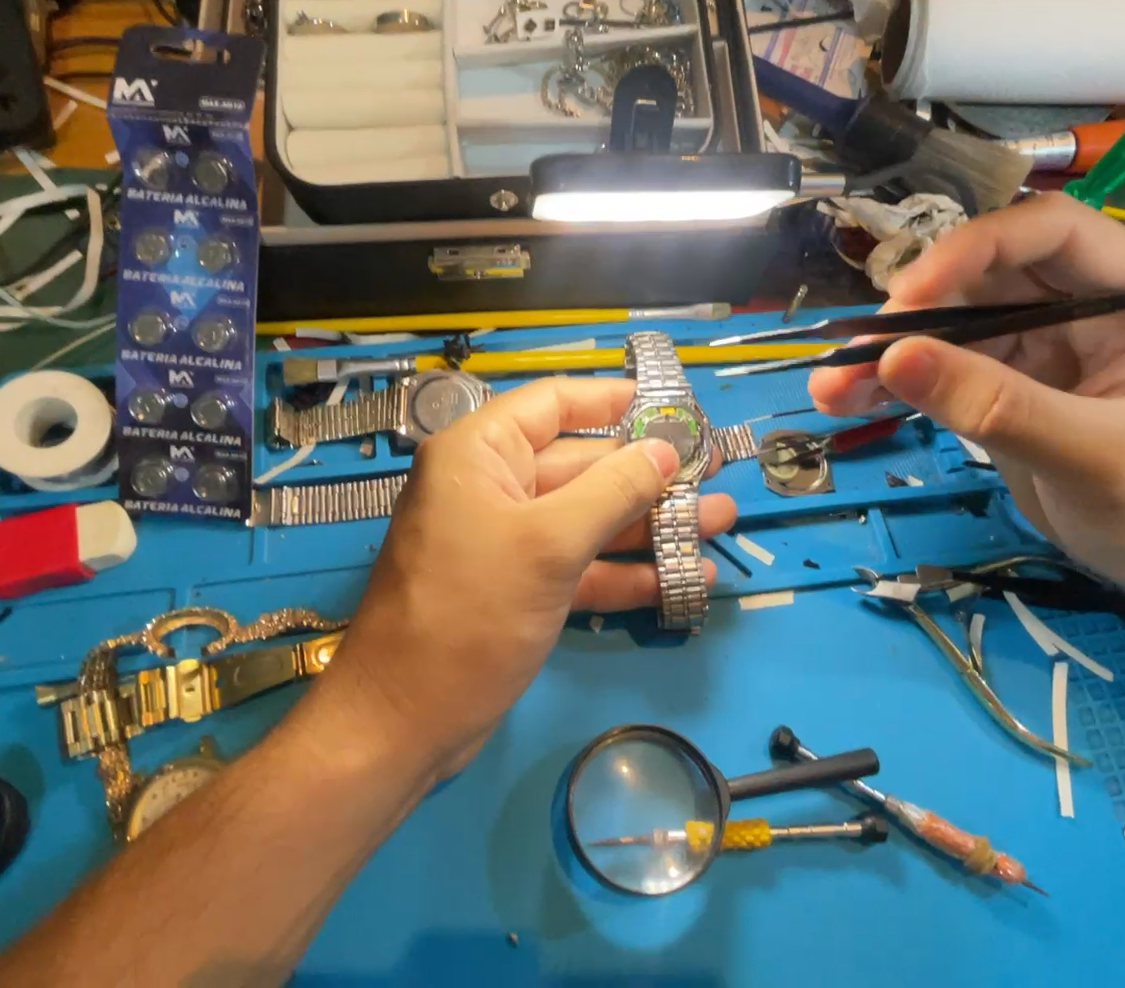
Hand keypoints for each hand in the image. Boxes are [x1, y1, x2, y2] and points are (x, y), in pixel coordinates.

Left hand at [321, 377, 736, 779]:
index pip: (555, 403)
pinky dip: (628, 573)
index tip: (675, 409)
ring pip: (589, 519)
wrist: (404, 722)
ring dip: (650, 525)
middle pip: (582, 465)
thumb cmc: (469, 613)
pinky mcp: (522, 590)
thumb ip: (612, 490)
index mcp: (481, 454)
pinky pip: (582, 567)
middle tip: (715, 476)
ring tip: (720, 522)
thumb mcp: (547, 544)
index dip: (615, 401)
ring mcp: (509, 542)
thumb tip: (665, 448)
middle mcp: (494, 488)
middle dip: (649, 474)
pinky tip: (686, 579)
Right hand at [809, 194, 1124, 601]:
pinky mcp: (1004, 383)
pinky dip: (893, 385)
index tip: (905, 299)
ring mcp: (1039, 344)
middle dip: (912, 313)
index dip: (972, 250)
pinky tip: (848, 402)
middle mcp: (1082, 305)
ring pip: (948, 324)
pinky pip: (938, 369)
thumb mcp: (1090, 456)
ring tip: (830, 389)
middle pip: (982, 277)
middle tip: (855, 358)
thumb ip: (996, 406)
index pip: (1050, 233)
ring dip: (887, 353)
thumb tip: (893, 359)